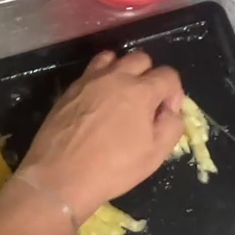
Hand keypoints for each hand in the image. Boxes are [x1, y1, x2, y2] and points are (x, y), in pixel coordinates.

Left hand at [17, 50, 184, 221]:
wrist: (60, 177)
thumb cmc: (112, 169)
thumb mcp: (155, 155)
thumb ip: (172, 126)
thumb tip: (169, 111)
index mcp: (140, 91)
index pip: (168, 75)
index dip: (174, 94)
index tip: (166, 115)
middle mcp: (115, 77)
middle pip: (141, 59)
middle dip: (150, 76)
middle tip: (146, 104)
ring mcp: (89, 80)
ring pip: (113, 58)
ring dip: (123, 71)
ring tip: (121, 97)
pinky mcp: (69, 89)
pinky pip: (91, 72)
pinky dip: (101, 79)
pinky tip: (99, 103)